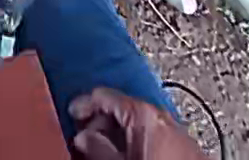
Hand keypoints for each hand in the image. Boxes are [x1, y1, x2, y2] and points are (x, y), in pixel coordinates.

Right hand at [69, 88, 208, 159]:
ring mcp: (169, 127)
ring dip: (114, 134)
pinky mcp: (178, 143)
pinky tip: (124, 154)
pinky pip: (146, 132)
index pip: (103, 94)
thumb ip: (100, 148)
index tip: (70, 115)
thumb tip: (82, 137)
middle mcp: (156, 112)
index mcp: (141, 111)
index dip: (82, 104)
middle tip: (82, 141)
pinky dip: (130, 140)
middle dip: (97, 123)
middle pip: (117, 107)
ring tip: (101, 152)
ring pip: (131, 122)